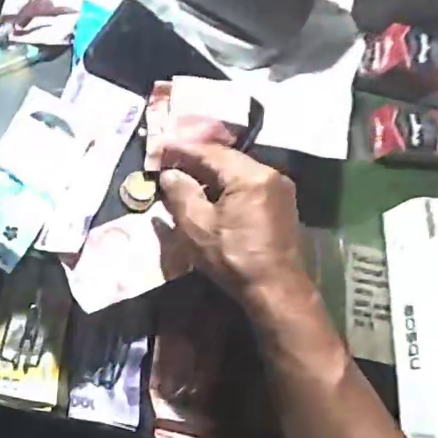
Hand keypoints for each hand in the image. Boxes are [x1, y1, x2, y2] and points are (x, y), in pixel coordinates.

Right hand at [158, 142, 310, 318]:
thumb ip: (180, 193)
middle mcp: (270, 174)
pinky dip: (223, 184)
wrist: (274, 289)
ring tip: (181, 175)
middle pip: (225, 158)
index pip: (209, 152)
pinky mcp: (280, 203)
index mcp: (250, 176)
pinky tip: (206, 192)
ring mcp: (279, 188)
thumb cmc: (232, 257)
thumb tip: (169, 174)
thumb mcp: (197, 225)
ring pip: (236, 170)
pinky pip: (246, 183)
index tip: (158, 148)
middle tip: (166, 160)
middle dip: (194, 159)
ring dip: (208, 172)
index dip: (180, 149)